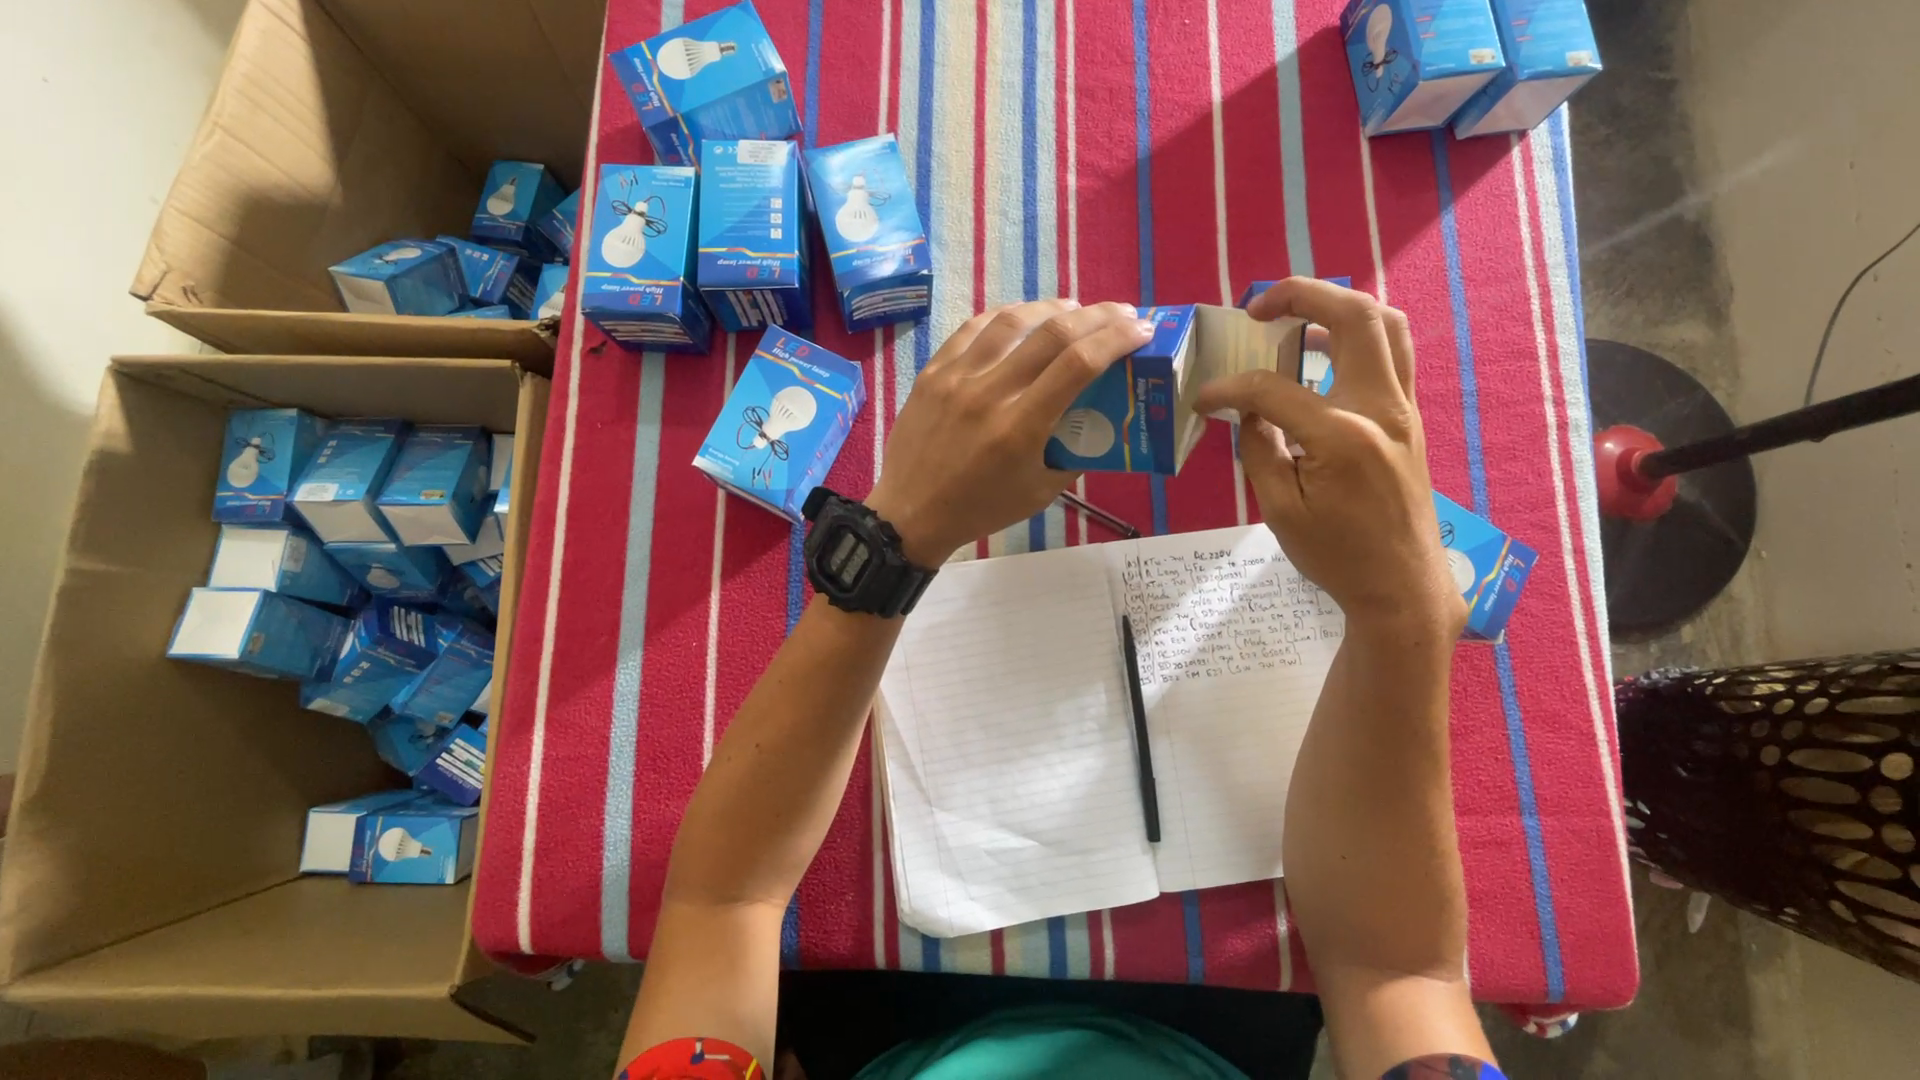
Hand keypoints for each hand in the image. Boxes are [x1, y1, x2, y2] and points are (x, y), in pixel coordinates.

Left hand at [867, 299, 1153, 564]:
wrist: (911, 514)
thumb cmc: (981, 508)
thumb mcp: (1041, 492)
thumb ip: (1074, 452)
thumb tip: (1103, 417)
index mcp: (1020, 428)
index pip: (1079, 364)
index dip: (1117, 339)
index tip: (1141, 330)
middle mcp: (989, 394)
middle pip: (1053, 334)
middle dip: (1097, 316)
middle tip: (1120, 314)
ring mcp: (956, 378)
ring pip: (1011, 321)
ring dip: (1051, 308)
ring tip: (1075, 309)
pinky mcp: (933, 372)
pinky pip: (973, 329)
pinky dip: (1004, 316)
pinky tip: (1022, 317)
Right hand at [1194, 278, 1463, 632]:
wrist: (1401, 585)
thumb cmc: (1335, 555)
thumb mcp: (1279, 509)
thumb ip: (1259, 448)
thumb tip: (1247, 409)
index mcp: (1341, 436)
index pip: (1273, 388)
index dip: (1230, 387)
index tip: (1204, 399)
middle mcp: (1381, 407)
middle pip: (1355, 316)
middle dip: (1303, 295)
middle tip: (1259, 309)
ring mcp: (1403, 409)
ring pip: (1386, 324)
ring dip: (1339, 307)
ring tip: (1296, 320)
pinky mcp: (1409, 417)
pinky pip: (1392, 353)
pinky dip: (1358, 336)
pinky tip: (1323, 354)